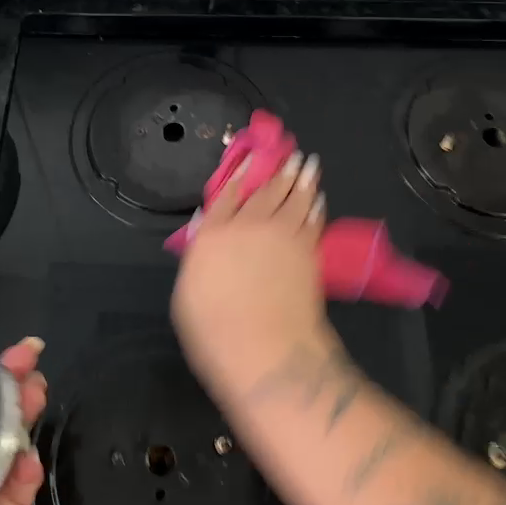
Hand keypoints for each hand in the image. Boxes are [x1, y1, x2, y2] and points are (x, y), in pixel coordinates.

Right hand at [172, 151, 329, 392]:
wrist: (264, 348)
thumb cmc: (214, 330)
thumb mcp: (187, 295)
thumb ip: (198, 260)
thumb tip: (208, 239)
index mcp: (213, 234)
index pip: (225, 195)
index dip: (239, 175)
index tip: (251, 159)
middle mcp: (248, 225)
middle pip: (265, 190)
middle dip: (279, 170)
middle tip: (292, 155)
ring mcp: (282, 235)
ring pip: (295, 198)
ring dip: (303, 179)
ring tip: (310, 165)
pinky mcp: (308, 251)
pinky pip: (313, 219)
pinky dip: (315, 207)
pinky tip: (319, 200)